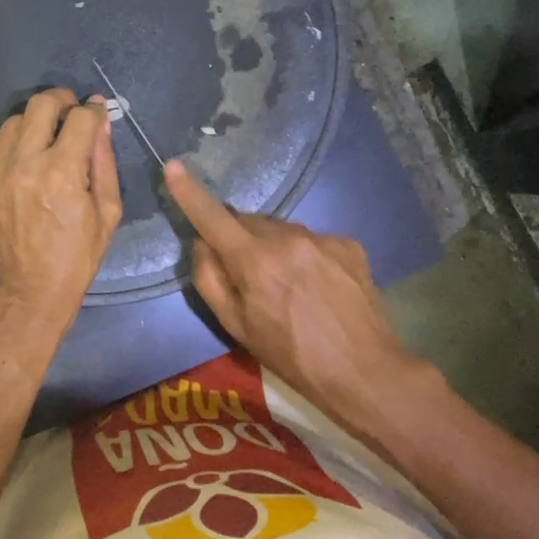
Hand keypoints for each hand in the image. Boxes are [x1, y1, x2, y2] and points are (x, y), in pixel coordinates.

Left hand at [0, 89, 122, 319]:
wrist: (32, 287)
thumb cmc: (78, 255)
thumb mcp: (107, 210)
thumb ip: (104, 161)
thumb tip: (101, 122)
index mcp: (63, 173)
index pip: (80, 119)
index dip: (95, 111)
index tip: (99, 114)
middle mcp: (27, 164)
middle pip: (41, 105)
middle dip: (63, 100)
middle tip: (73, 112)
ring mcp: (1, 172)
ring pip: (15, 119)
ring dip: (37, 118)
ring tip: (51, 132)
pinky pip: (0, 144)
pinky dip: (18, 138)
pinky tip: (32, 152)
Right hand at [164, 159, 432, 443]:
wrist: (365, 370)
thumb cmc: (290, 355)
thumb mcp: (235, 326)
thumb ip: (210, 279)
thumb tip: (202, 245)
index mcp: (254, 262)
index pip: (212, 218)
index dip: (189, 193)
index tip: (173, 167)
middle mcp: (288, 240)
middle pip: (246, 222)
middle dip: (237, 238)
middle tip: (243, 276)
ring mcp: (322, 239)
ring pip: (279, 230)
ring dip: (270, 247)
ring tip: (285, 286)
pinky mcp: (349, 244)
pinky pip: (310, 240)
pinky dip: (301, 255)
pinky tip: (314, 286)